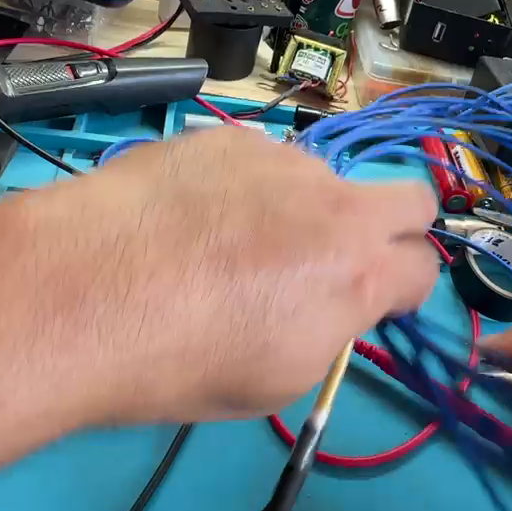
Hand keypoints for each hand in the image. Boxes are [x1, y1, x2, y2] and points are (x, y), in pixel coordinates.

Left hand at [7, 126, 438, 425]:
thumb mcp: (279, 375)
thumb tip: (329, 296)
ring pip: (321, 178)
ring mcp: (281, 159)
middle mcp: (333, 204)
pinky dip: (245, 183)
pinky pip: (261, 159)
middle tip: (337, 255)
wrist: (85, 290)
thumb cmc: (182, 359)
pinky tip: (191, 208)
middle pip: (413, 196)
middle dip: (394, 227)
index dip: (405, 287)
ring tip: (226, 235)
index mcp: (356, 273)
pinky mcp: (229, 135)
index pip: (426, 267)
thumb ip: (330, 323)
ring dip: (300, 206)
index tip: (375, 299)